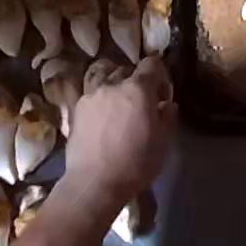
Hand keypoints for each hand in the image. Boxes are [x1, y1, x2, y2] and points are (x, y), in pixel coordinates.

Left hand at [63, 56, 177, 213]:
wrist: (95, 182)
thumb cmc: (136, 163)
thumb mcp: (164, 142)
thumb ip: (168, 117)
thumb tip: (167, 104)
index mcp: (138, 89)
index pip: (152, 64)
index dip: (160, 74)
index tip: (162, 94)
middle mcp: (112, 84)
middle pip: (127, 69)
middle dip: (137, 81)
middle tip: (142, 102)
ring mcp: (91, 95)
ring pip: (104, 77)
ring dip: (115, 84)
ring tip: (119, 102)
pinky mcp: (76, 109)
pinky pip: (91, 93)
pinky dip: (100, 98)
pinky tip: (103, 116)